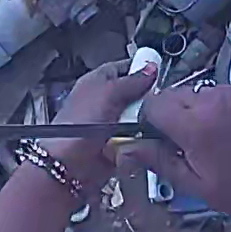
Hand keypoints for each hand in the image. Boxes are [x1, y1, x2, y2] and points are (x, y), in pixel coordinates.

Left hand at [42, 61, 158, 188]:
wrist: (70, 164)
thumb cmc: (75, 125)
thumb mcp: (109, 93)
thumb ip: (132, 80)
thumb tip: (151, 68)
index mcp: (99, 81)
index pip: (124, 67)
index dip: (141, 68)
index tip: (160, 71)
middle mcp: (105, 101)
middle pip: (137, 93)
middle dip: (147, 99)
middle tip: (154, 101)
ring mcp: (112, 123)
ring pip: (141, 116)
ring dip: (145, 120)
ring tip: (145, 121)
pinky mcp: (119, 143)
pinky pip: (140, 137)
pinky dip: (143, 138)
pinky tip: (143, 137)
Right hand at [121, 84, 230, 222]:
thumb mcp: (190, 182)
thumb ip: (155, 159)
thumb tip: (123, 147)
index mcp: (196, 125)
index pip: (154, 104)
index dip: (149, 119)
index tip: (154, 134)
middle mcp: (211, 102)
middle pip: (171, 94)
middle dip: (169, 113)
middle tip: (180, 138)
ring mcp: (229, 93)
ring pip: (191, 92)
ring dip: (188, 108)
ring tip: (203, 134)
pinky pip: (212, 92)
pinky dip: (208, 105)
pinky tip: (219, 126)